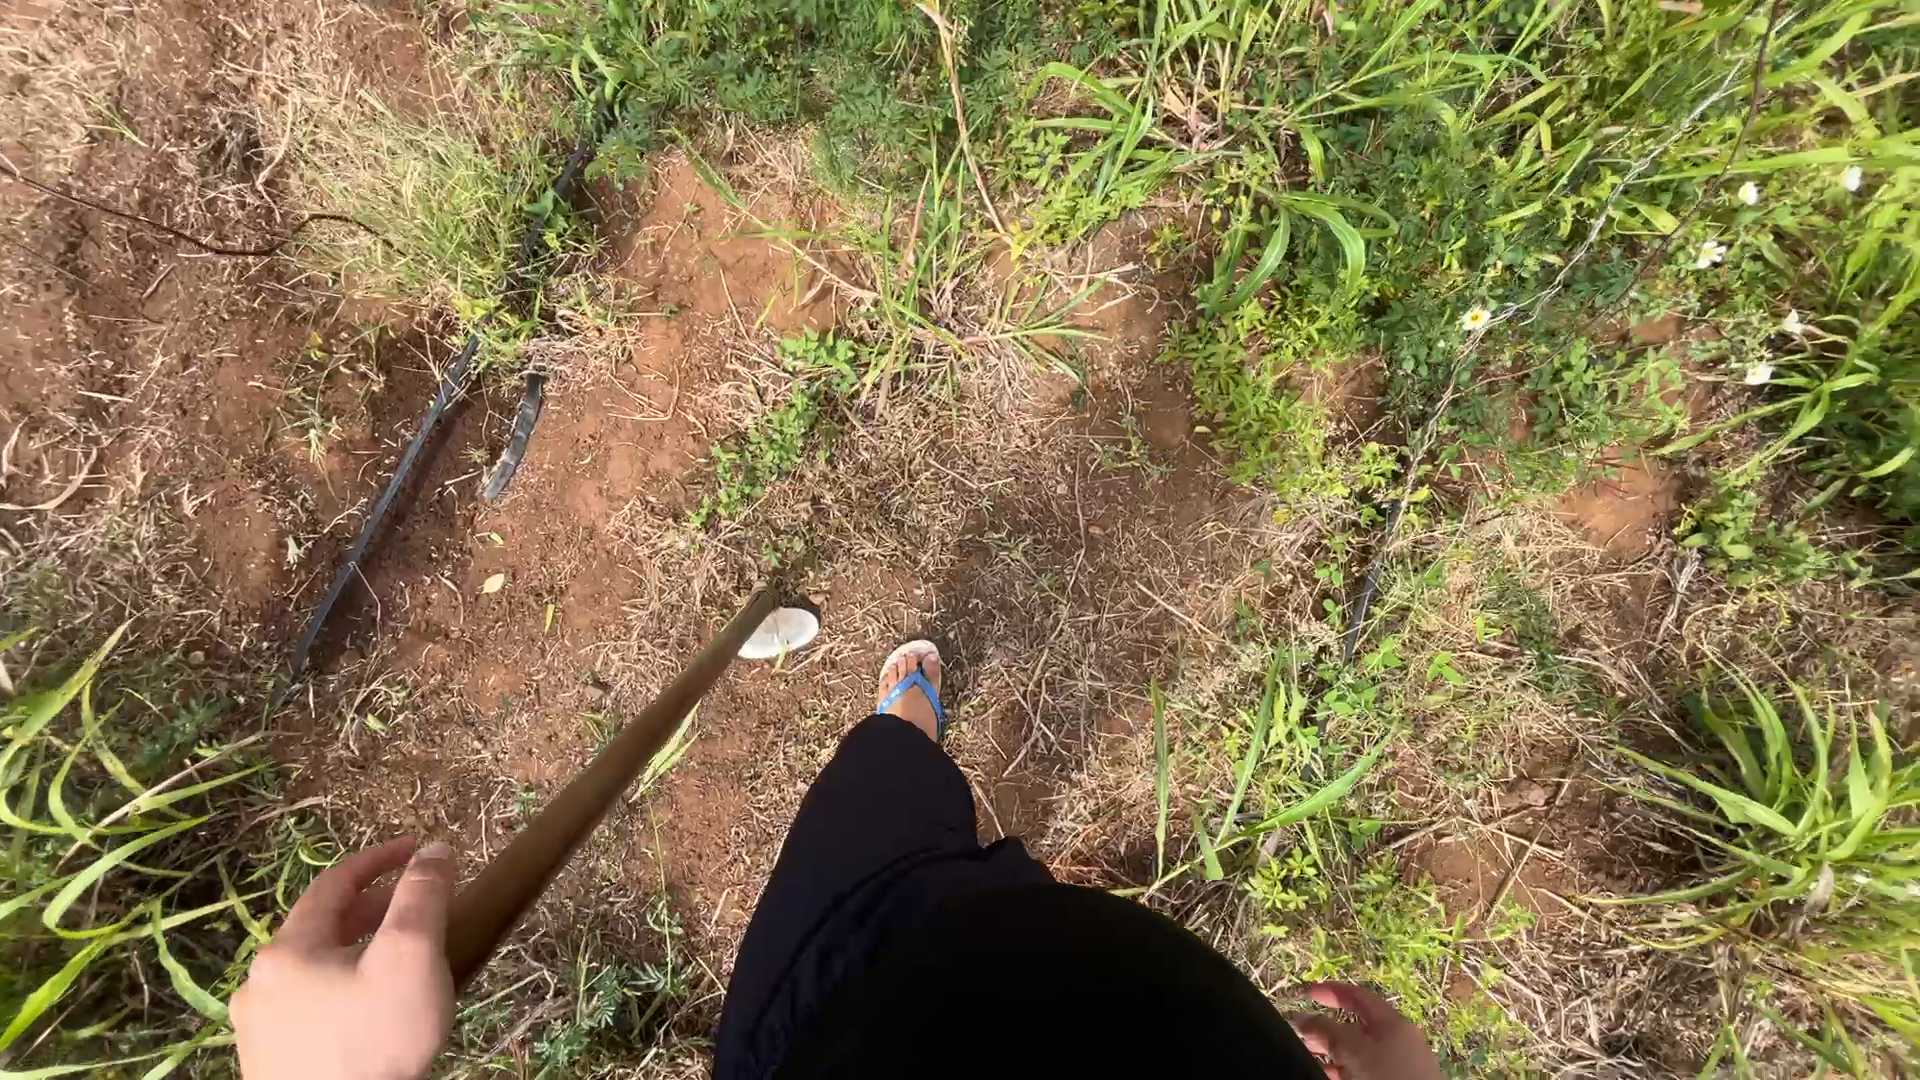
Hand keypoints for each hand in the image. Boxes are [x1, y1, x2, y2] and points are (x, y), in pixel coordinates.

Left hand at [233, 839, 458, 1079]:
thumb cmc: (375, 1034)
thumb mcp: (411, 953)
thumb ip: (423, 894)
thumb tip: (433, 849)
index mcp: (287, 951)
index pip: (335, 882)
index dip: (382, 857)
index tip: (423, 847)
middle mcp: (261, 983)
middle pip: (326, 922)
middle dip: (381, 902)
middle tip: (427, 901)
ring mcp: (260, 1025)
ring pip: (320, 961)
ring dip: (366, 941)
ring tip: (411, 949)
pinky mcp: (273, 1058)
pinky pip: (315, 996)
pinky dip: (351, 976)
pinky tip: (381, 997)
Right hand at [1287, 981, 1442, 1079]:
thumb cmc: (1387, 1077)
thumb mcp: (1351, 1049)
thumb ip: (1324, 1029)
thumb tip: (1300, 1018)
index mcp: (1393, 1024)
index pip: (1358, 996)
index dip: (1330, 991)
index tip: (1306, 994)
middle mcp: (1399, 1043)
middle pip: (1356, 1028)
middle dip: (1326, 1029)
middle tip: (1302, 1034)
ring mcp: (1401, 1069)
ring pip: (1359, 1054)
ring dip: (1332, 1053)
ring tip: (1309, 1056)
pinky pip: (1365, 1072)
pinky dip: (1344, 1071)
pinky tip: (1327, 1074)